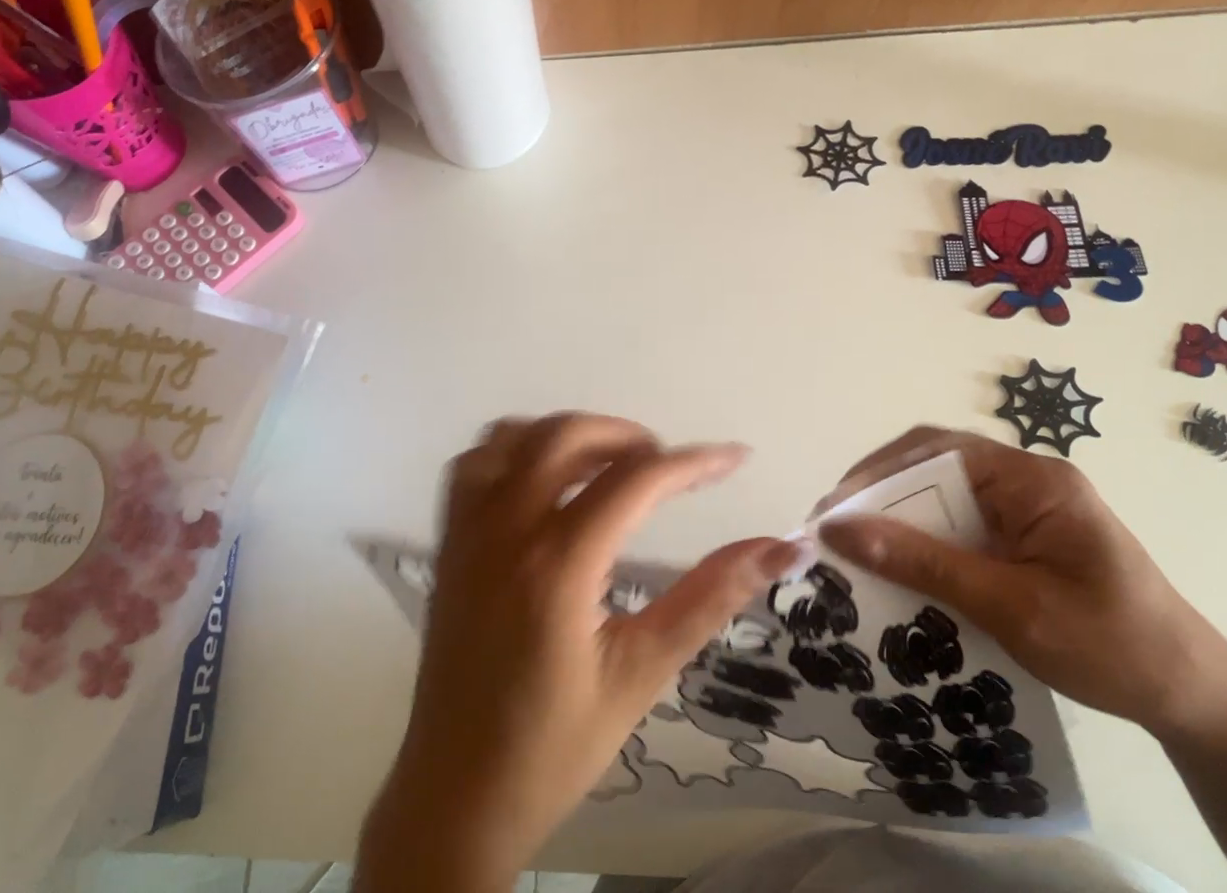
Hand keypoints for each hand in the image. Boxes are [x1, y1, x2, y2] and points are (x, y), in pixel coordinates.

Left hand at [358, 414, 814, 892]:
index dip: (692, 462)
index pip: (633, 480)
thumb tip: (780, 548)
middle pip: (565, 437)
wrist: (461, 790)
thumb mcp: (642, 672)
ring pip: (511, 439)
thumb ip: (708, 598)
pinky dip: (513, 452)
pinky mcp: (447, 548)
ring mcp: (466, 535)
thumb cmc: (557, 744)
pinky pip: (472, 468)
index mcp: (557, 565)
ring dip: (565, 435)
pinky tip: (544, 483)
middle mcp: (504, 532)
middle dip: (627, 436)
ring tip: (609, 468)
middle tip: (669, 468)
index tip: (733, 459)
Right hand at [815, 427, 1226, 736]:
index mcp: (1035, 482)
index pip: (936, 450)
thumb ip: (926, 564)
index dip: (876, 474)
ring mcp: (1028, 512)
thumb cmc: (1110, 646)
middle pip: (934, 469)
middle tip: (833, 539)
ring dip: (898, 526)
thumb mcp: (1010, 607)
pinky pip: (960, 529)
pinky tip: (899, 576)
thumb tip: (842, 530)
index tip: (833, 513)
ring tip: (854, 558)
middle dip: (879, 499)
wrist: (1193, 696)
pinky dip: (923, 547)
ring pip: (942, 500)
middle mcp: (1029, 483)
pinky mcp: (1025, 541)